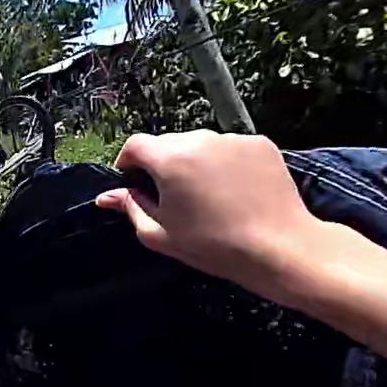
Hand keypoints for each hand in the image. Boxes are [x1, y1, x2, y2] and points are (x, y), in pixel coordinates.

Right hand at [93, 131, 328, 296]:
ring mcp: (232, 139)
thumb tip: (106, 196)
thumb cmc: (211, 245)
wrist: (280, 247)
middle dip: (161, 164)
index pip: (134, 145)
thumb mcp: (159, 233)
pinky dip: (222, 162)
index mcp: (169, 159)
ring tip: (205, 194)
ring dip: (192, 162)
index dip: (128, 162)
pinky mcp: (260, 143)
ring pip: (198, 144)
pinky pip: (227, 148)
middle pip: (167, 143)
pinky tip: (231, 189)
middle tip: (171, 195)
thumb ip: (130, 208)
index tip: (134, 184)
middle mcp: (199, 139)